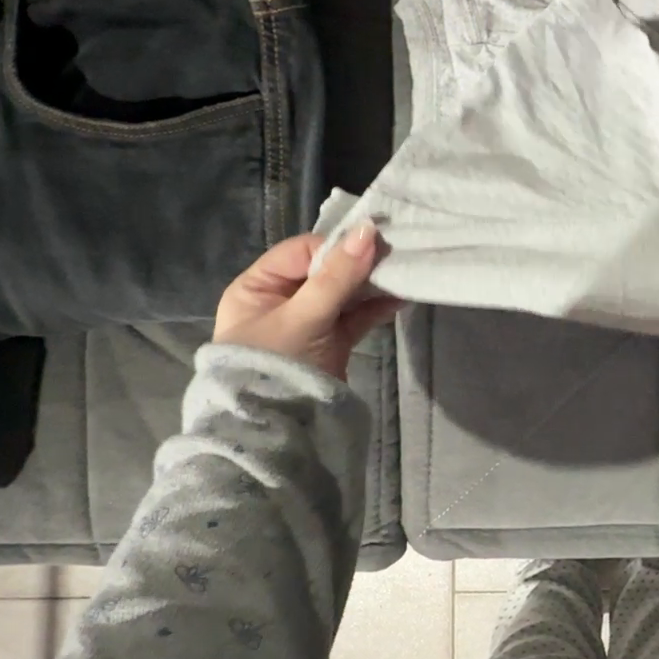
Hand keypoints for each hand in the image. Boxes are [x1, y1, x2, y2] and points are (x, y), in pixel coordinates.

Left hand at [213, 225, 403, 381]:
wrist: (279, 427)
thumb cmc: (277, 363)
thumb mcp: (304, 316)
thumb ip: (338, 275)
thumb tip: (368, 230)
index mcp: (258, 287)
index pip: (302, 252)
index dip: (336, 247)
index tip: (371, 246)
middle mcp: (282, 300)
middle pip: (326, 270)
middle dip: (359, 264)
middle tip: (393, 255)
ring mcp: (309, 322)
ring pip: (345, 293)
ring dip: (372, 285)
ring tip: (401, 275)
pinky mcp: (332, 341)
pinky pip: (356, 316)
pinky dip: (376, 307)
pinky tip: (399, 298)